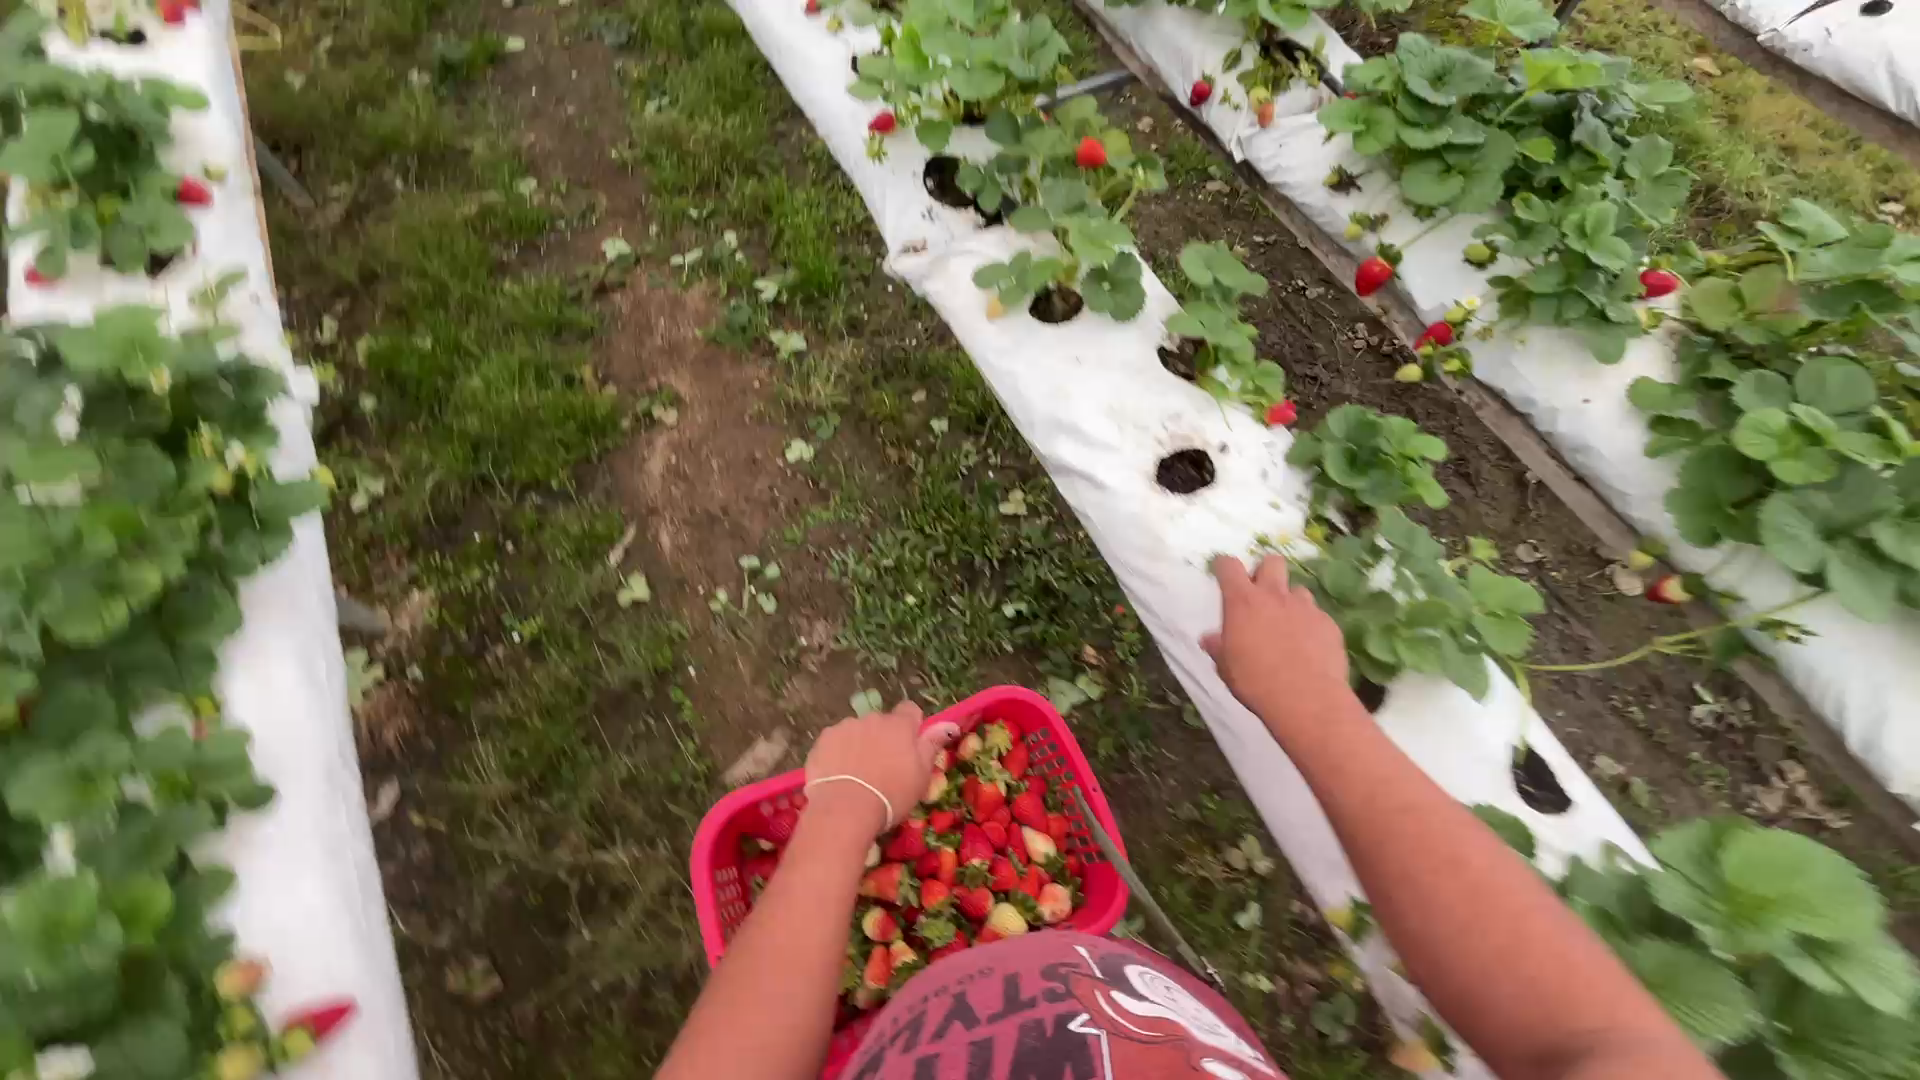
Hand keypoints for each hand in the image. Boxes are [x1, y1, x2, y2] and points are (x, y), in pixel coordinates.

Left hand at [804, 701, 959, 833]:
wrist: (844, 810)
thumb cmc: (890, 795)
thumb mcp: (921, 776)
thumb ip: (932, 745)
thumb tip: (947, 724)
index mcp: (899, 725)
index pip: (910, 710)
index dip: (911, 726)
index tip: (909, 747)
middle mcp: (872, 718)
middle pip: (882, 722)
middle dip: (883, 738)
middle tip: (882, 768)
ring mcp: (845, 727)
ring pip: (857, 731)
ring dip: (860, 744)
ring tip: (857, 775)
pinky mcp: (823, 740)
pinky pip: (835, 741)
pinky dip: (838, 752)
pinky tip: (838, 775)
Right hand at [1201, 554, 1353, 729]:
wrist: (1306, 698)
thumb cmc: (1255, 681)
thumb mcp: (1226, 667)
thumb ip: (1218, 647)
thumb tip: (1209, 638)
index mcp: (1243, 602)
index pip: (1229, 566)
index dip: (1224, 566)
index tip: (1222, 573)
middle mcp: (1274, 596)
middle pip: (1272, 562)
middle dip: (1264, 571)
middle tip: (1259, 594)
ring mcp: (1305, 608)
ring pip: (1297, 589)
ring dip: (1289, 601)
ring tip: (1287, 624)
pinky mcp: (1328, 624)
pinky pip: (1317, 615)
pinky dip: (1310, 624)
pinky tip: (1308, 646)